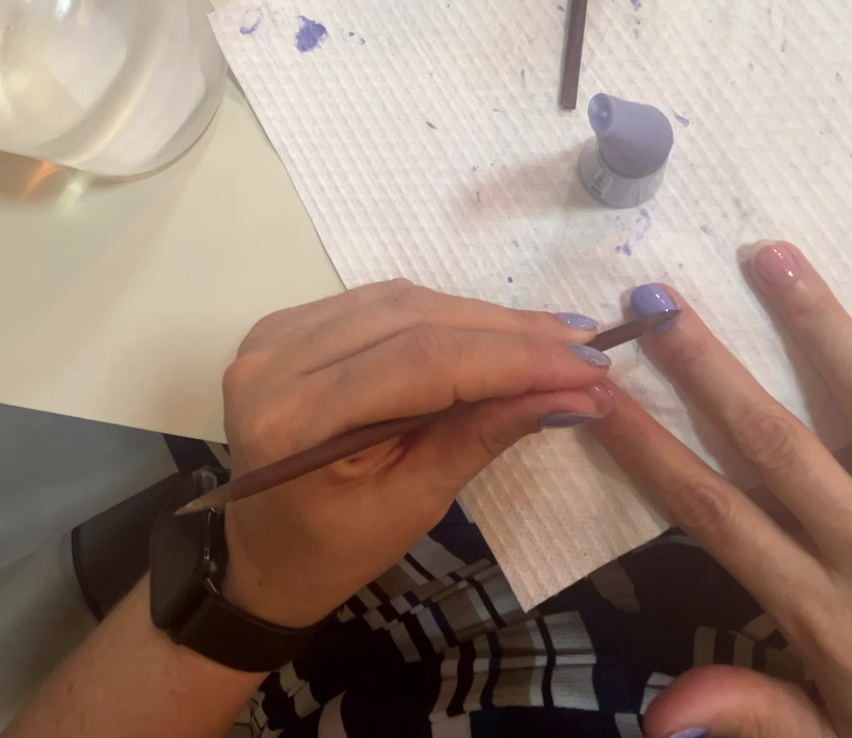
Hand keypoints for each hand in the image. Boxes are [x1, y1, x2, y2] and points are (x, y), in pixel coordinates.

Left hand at [218, 280, 616, 630]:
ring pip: (399, 300)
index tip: (590, 365)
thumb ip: (485, 433)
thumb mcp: (416, 503)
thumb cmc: (336, 549)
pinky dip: (438, 313)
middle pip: (412, 319)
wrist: (260, 552)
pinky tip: (487, 328)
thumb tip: (573, 391)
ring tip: (549, 335)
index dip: (514, 358)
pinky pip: (375, 302)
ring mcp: (272, 333)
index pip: (423, 363)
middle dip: (508, 331)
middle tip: (582, 344)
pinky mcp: (283, 324)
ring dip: (479, 316)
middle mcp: (274, 359)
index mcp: (296, 419)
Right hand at [591, 242, 851, 737]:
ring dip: (815, 320)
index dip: (644, 444)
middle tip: (656, 294)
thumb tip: (655, 716)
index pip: (709, 510)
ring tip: (768, 252)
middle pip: (770, 437)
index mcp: (826, 612)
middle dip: (703, 361)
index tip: (597, 386)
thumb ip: (758, 715)